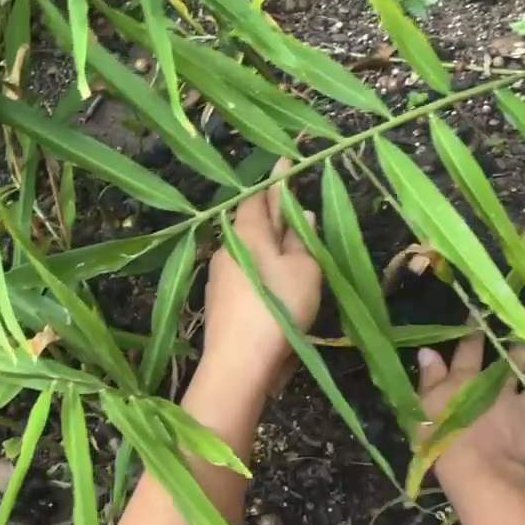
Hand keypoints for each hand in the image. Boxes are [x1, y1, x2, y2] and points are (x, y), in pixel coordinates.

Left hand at [201, 180, 320, 395]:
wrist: (238, 363)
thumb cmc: (277, 308)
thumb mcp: (304, 270)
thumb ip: (302, 240)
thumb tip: (299, 216)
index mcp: (247, 231)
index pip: (261, 195)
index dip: (276, 181)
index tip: (286, 161)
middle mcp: (227, 247)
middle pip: (252, 222)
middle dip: (273, 211)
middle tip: (291, 199)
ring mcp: (219, 275)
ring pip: (248, 249)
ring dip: (268, 243)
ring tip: (290, 242)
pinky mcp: (219, 300)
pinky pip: (245, 273)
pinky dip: (261, 268)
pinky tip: (274, 280)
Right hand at [417, 334, 524, 491]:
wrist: (482, 472)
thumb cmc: (443, 439)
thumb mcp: (424, 407)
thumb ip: (429, 379)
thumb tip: (428, 350)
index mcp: (465, 380)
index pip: (468, 350)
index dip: (472, 333)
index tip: (479, 315)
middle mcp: (497, 389)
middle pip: (510, 364)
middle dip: (520, 350)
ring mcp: (521, 409)